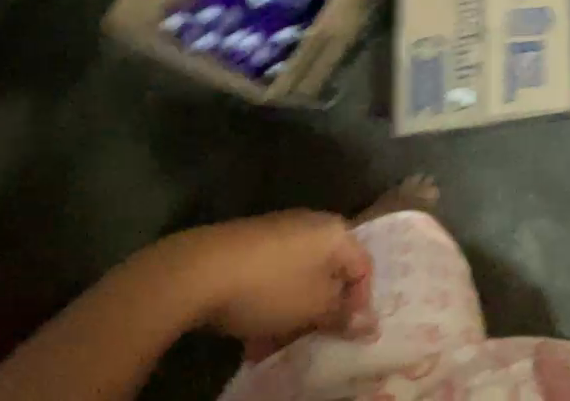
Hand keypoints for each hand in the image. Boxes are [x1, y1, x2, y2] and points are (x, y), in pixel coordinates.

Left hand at [155, 210, 375, 359]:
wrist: (198, 271)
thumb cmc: (270, 286)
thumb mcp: (312, 308)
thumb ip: (343, 316)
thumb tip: (371, 325)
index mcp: (337, 232)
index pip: (363, 267)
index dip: (360, 303)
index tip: (344, 335)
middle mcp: (313, 224)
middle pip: (329, 273)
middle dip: (320, 312)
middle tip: (309, 342)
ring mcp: (279, 231)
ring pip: (298, 278)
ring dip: (292, 314)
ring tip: (273, 346)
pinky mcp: (250, 243)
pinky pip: (273, 275)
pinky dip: (270, 303)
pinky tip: (251, 334)